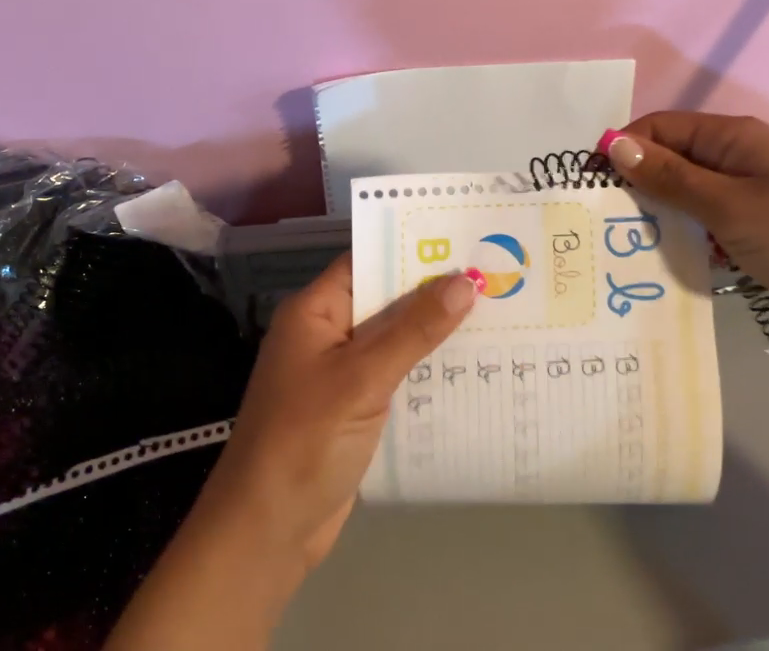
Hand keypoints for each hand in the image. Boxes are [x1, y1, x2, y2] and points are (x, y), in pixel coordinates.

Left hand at [202, 254, 478, 565]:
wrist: (268, 530)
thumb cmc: (304, 440)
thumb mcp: (362, 379)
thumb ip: (414, 330)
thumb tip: (465, 282)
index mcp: (315, 313)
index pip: (367, 262)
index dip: (412, 248)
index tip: (465, 237)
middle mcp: (328, 335)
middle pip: (387, 300)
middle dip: (436, 290)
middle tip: (496, 273)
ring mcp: (342, 374)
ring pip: (397, 339)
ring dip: (439, 332)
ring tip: (500, 312)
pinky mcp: (357, 409)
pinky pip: (399, 375)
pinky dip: (430, 369)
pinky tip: (476, 364)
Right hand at [600, 111, 768, 337]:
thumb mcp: (730, 207)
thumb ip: (672, 178)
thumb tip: (614, 144)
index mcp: (732, 138)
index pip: (661, 128)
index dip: (623, 149)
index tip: (588, 185)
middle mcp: (736, 157)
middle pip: (670, 159)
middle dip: (636, 184)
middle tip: (600, 221)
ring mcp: (746, 192)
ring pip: (685, 193)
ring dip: (658, 213)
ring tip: (622, 243)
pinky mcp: (752, 225)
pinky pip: (704, 220)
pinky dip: (683, 234)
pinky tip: (663, 258)